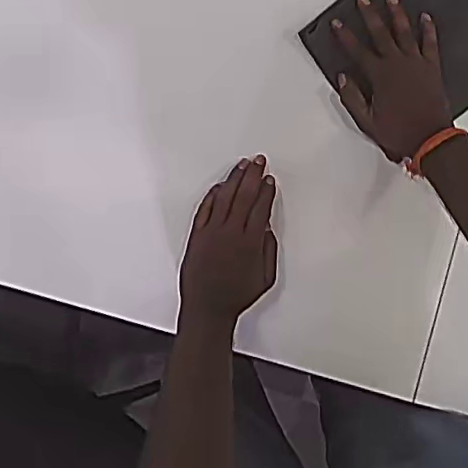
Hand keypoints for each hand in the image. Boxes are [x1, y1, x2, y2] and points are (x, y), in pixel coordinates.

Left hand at [179, 156, 277, 330]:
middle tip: (259, 160)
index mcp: (250, 242)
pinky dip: (213, 194)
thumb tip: (267, 228)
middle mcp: (231, 232)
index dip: (266, 191)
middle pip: (244, 195)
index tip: (269, 179)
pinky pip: (206, 207)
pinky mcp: (197, 233)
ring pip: (225, 197)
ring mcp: (212, 231)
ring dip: (234, 178)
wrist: (207, 307)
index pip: (261, 207)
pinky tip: (221, 185)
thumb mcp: (265, 278)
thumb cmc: (236, 295)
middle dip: (253, 175)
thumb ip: (269, 250)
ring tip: (242, 165)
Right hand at [332, 0, 452, 162]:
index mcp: (380, 76)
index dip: (345, 35)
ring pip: (404, 32)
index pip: (357, 50)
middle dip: (370, 14)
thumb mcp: (367, 120)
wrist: (431, 139)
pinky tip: (426, 18)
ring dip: (397, 14)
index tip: (338, 24)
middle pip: (380, 33)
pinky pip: (430, 44)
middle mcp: (397, 65)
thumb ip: (352, 97)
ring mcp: (416, 64)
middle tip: (364, 0)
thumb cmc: (400, 131)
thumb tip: (343, 79)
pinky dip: (428, 29)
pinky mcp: (432, 68)